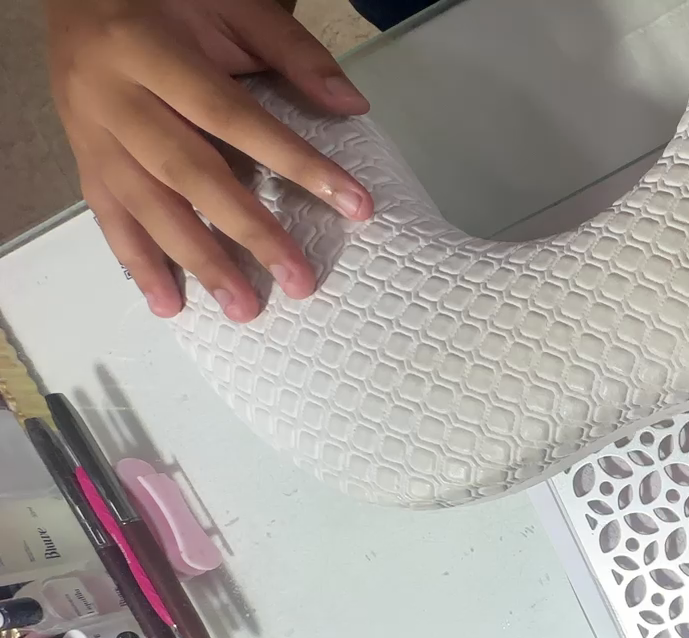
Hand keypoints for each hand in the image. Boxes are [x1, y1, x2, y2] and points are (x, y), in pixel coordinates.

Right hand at [44, 0, 374, 319]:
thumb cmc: (176, 1)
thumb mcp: (234, 8)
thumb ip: (293, 53)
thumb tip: (353, 105)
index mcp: (146, 50)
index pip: (233, 117)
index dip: (297, 163)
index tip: (358, 207)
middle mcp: (108, 93)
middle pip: (187, 173)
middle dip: (248, 232)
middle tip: (300, 284)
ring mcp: (88, 128)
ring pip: (144, 204)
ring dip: (196, 261)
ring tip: (245, 310)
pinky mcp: (83, 154)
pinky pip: (108, 214)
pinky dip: (137, 262)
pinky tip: (169, 305)